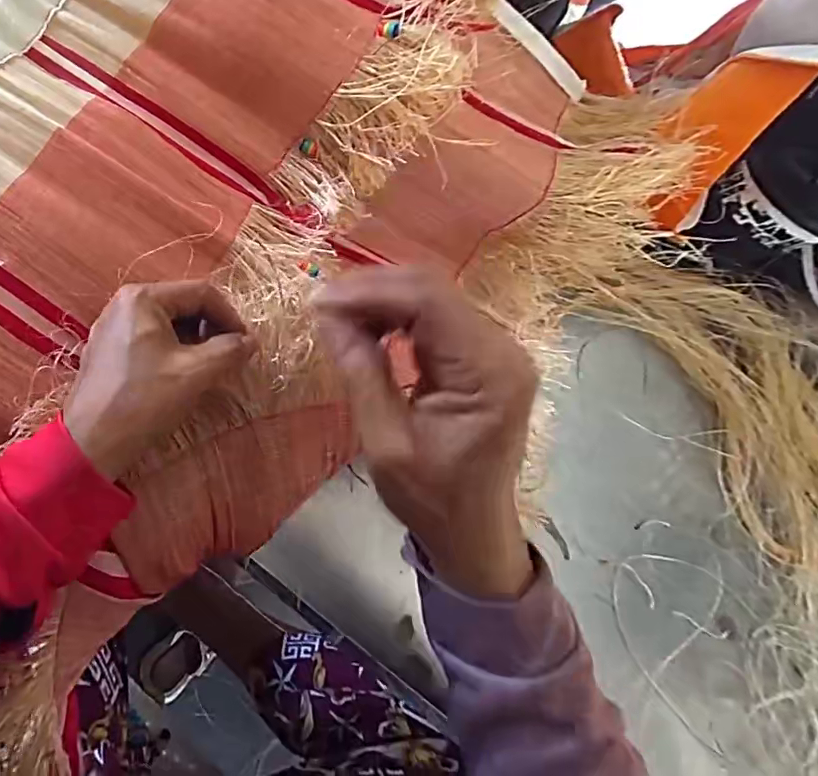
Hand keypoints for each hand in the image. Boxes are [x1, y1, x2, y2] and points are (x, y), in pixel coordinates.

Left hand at [65, 282, 255, 478]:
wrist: (92, 439)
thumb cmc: (144, 400)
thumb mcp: (194, 373)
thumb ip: (228, 351)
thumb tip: (249, 342)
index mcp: (142, 298)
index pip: (201, 293)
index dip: (230, 317)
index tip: (247, 346)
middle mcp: (123, 303)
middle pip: (182, 305)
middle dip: (210, 329)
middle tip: (228, 359)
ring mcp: (111, 325)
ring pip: (166, 323)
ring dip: (193, 342)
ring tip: (207, 369)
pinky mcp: (106, 347)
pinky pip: (148, 338)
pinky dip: (171, 350)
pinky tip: (179, 375)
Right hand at [310, 268, 537, 598]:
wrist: (472, 529)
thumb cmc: (429, 495)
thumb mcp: (384, 440)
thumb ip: (360, 372)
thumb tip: (326, 314)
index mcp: (487, 372)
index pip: (428, 302)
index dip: (367, 292)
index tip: (316, 303)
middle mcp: (500, 349)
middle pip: (430, 288)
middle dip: (368, 289)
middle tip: (319, 307)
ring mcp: (493, 348)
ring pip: (428, 293)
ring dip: (376, 297)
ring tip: (333, 317)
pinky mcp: (478, 353)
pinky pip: (430, 312)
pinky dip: (389, 311)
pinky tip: (361, 326)